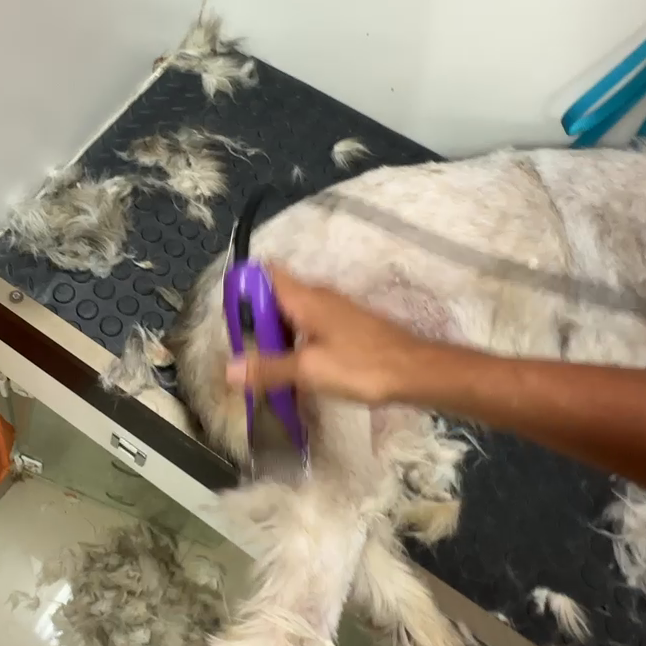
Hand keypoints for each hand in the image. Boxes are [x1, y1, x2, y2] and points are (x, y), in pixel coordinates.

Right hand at [226, 268, 457, 404]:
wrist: (417, 372)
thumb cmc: (362, 365)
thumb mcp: (308, 371)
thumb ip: (268, 369)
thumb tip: (228, 370)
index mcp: (304, 298)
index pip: (265, 273)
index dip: (244, 287)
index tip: (232, 316)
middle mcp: (317, 297)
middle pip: (275, 296)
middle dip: (256, 320)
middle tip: (246, 351)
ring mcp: (334, 311)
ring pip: (292, 314)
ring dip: (276, 335)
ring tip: (267, 366)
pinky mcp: (346, 327)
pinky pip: (308, 327)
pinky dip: (295, 343)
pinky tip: (297, 369)